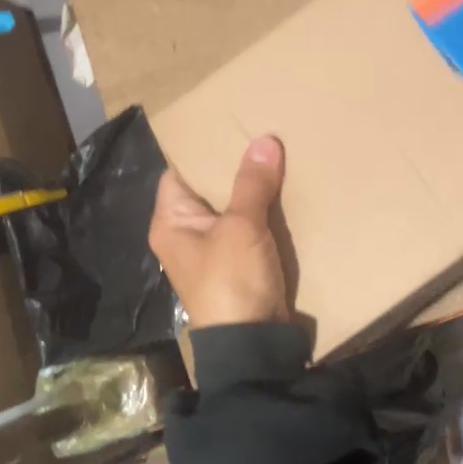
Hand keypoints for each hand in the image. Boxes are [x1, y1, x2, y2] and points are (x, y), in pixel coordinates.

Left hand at [149, 135, 290, 326]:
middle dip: (237, 166)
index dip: (203, 148)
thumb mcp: (241, 227)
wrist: (252, 339)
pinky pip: (255, 228)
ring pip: (237, 208)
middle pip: (211, 189)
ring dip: (258, 189)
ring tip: (283, 156)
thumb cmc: (231, 280)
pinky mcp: (243, 263)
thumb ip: (252, 183)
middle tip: (265, 134)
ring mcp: (216, 250)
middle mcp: (188, 233)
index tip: (231, 124)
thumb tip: (265, 140)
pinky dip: (270, 212)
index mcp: (171, 222)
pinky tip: (291, 194)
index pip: (179, 172)